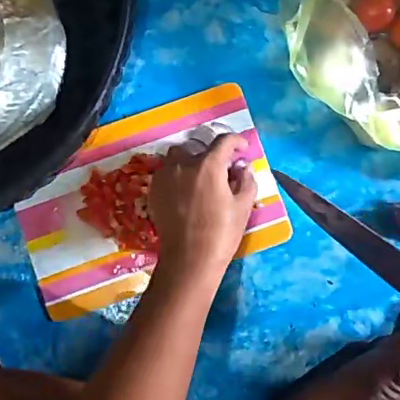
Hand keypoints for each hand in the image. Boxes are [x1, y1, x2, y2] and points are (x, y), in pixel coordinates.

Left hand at [150, 134, 257, 274]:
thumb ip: (246, 180)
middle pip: (198, 147)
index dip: (236, 141)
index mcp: (208, 165)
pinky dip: (177, 176)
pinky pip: (166, 173)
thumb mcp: (243, 206)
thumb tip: (242, 168)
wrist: (189, 259)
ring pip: (177, 157)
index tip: (242, 149)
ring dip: (190, 162)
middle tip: (221, 171)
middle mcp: (183, 164)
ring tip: (200, 179)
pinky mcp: (154, 190)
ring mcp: (164, 176)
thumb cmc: (221, 233)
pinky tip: (186, 193)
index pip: (224, 141)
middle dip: (211, 155)